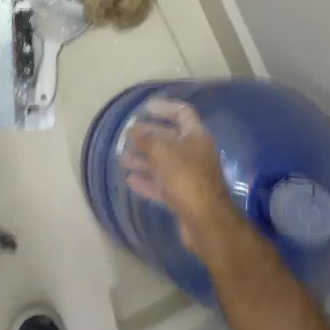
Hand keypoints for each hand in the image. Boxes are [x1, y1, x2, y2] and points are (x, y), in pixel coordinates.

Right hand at [122, 97, 239, 253]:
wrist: (206, 221)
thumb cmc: (186, 178)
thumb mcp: (162, 152)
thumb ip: (146, 139)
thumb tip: (133, 131)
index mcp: (196, 137)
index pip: (182, 113)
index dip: (164, 107)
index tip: (145, 107)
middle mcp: (195, 154)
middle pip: (170, 139)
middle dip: (148, 135)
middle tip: (127, 134)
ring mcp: (190, 177)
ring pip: (163, 163)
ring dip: (144, 159)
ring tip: (122, 158)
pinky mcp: (183, 197)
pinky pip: (162, 184)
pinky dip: (147, 180)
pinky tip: (130, 180)